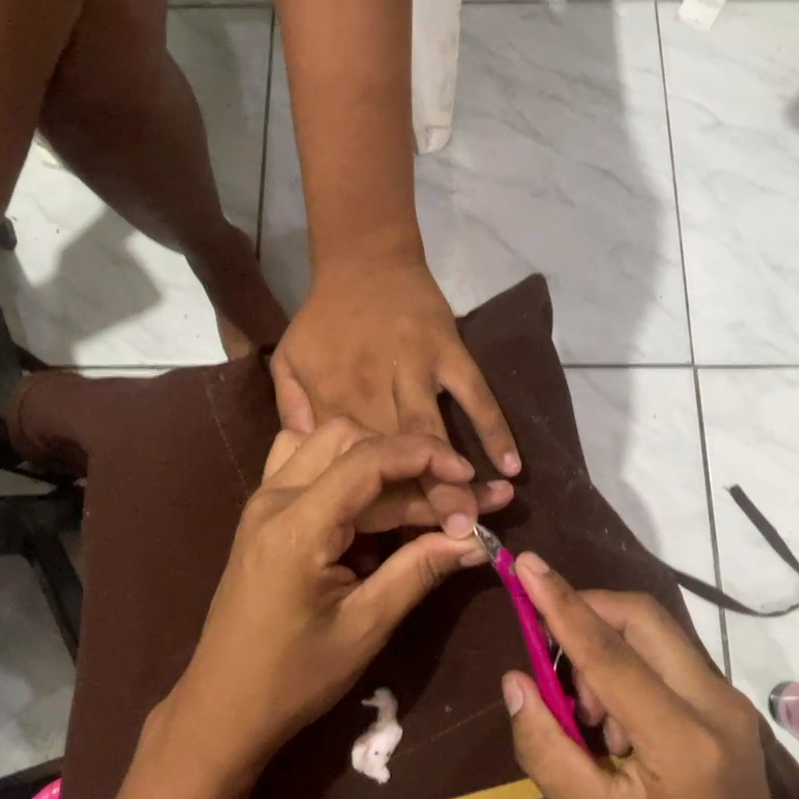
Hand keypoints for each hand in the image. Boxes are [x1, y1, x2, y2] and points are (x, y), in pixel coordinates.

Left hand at [169, 420, 513, 766]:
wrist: (224, 707)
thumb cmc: (294, 678)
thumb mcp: (366, 626)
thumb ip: (419, 570)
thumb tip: (476, 537)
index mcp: (297, 526)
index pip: (369, 458)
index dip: (427, 458)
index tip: (472, 481)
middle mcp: (275, 497)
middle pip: (352, 439)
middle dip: (410, 464)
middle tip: (453, 507)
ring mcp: (265, 500)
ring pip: (330, 444)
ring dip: (381, 463)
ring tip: (423, 503)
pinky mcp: (266, 512)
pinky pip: (307, 462)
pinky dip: (348, 469)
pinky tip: (376, 500)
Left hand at [271, 260, 520, 534]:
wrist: (361, 258)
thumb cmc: (322, 318)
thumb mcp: (287, 363)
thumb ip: (293, 411)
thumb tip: (308, 460)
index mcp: (324, 397)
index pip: (348, 460)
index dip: (377, 500)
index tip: (397, 539)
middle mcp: (367, 386)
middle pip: (391, 452)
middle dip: (420, 499)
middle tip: (448, 540)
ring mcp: (410, 365)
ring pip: (431, 429)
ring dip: (455, 474)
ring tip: (478, 518)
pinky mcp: (446, 348)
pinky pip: (474, 392)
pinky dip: (492, 426)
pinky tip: (511, 464)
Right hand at [502, 556, 798, 798]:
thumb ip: (546, 748)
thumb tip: (515, 678)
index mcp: (683, 741)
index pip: (610, 653)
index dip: (562, 604)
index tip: (525, 564)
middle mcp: (716, 704)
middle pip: (642, 618)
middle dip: (585, 614)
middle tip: (547, 654)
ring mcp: (730, 700)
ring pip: (654, 632)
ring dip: (606, 648)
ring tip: (588, 717)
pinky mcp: (728, 704)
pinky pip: (667, 655)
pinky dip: (628, 665)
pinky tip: (615, 721)